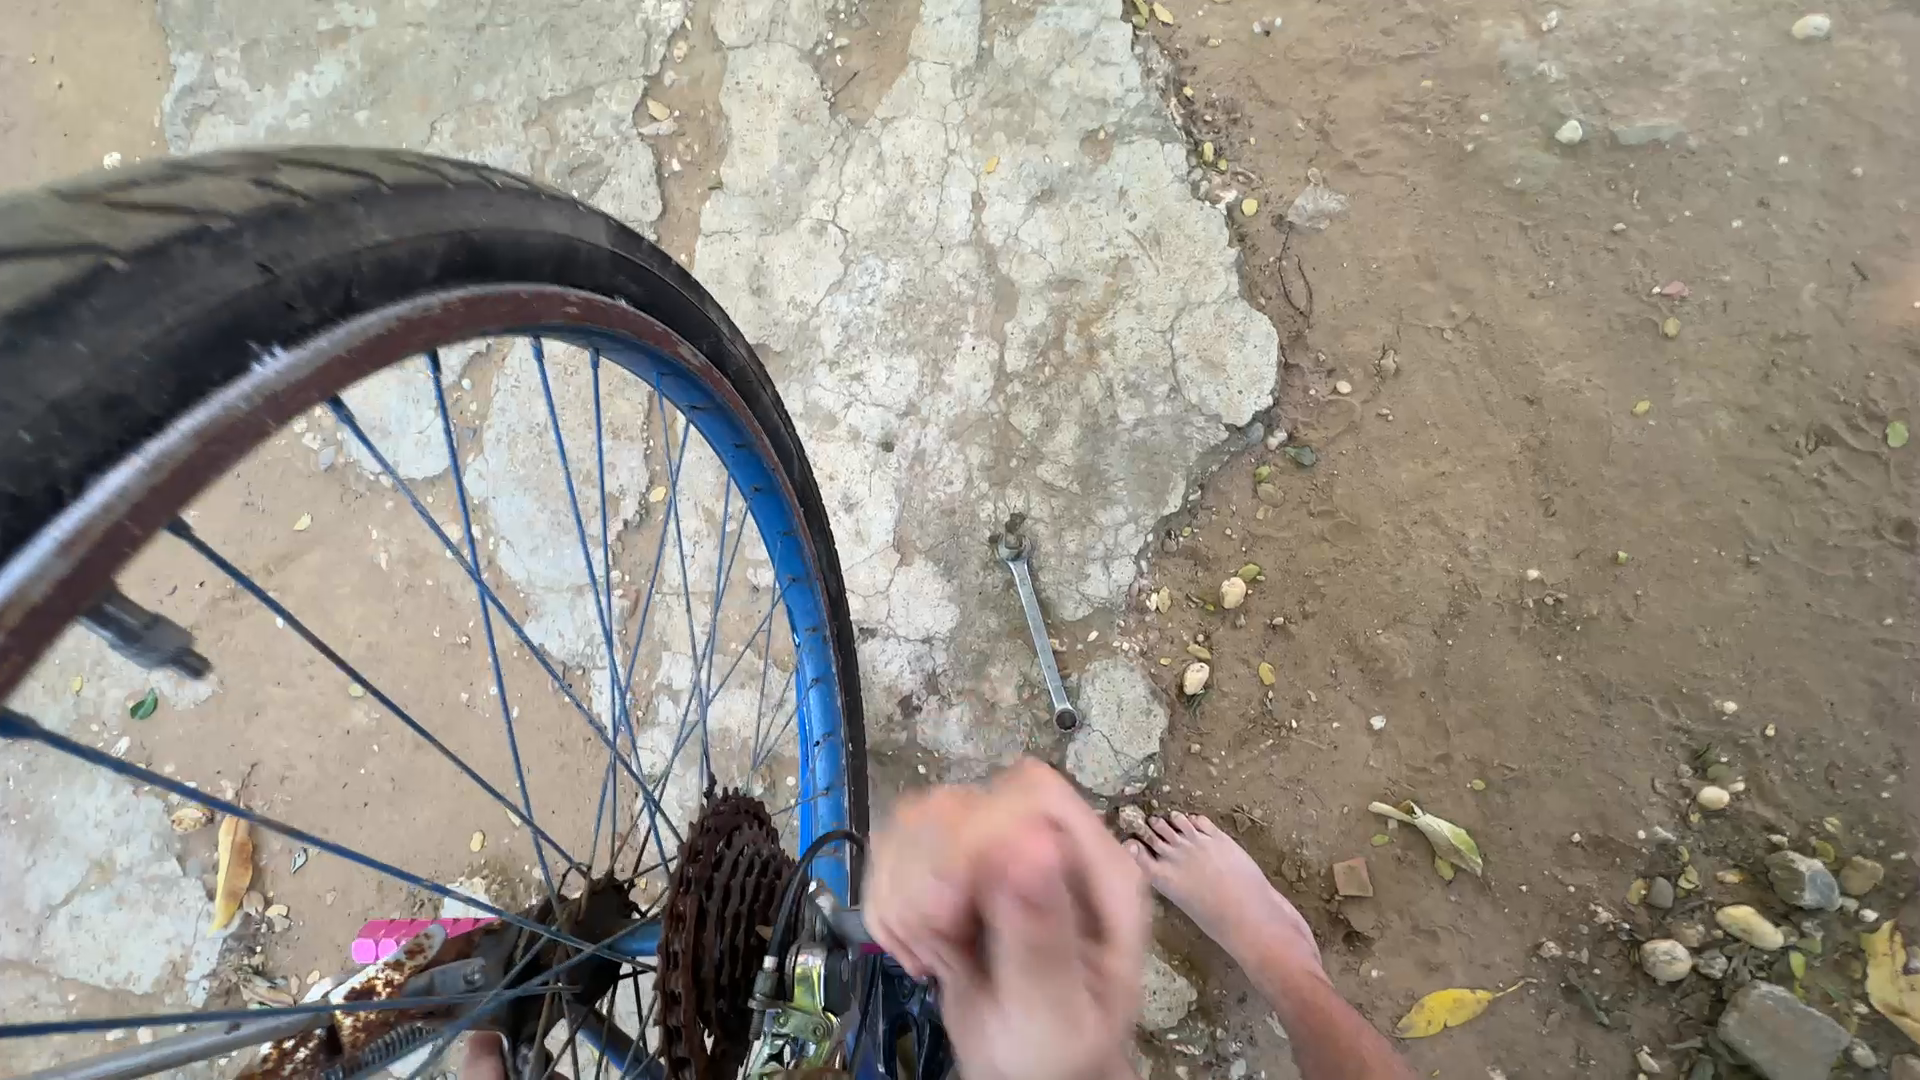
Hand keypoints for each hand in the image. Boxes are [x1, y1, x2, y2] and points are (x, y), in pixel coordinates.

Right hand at [864, 759, 1146, 1079]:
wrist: (1025, 1068)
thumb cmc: (1054, 1048)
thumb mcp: (1057, 1014)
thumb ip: (1043, 936)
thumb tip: (1032, 843)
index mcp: (1093, 863)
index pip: (1031, 792)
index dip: (981, 832)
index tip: (954, 905)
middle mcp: (1044, 835)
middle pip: (962, 802)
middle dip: (929, 879)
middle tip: (939, 947)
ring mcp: (993, 839)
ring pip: (917, 817)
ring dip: (902, 895)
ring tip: (931, 953)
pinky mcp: (948, 853)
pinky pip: (891, 843)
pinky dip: (885, 900)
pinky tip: (917, 946)